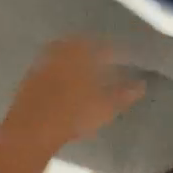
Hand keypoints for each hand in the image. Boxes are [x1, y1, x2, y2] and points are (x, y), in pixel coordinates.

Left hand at [0, 38, 144, 158]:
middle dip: (92, 47)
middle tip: (102, 56)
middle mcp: (63, 52)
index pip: (104, 47)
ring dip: (72, 54)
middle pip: (80, 43)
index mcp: (83, 54)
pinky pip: (47, 63)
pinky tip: (60, 78)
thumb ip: (124, 94)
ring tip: (82, 66)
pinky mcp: (29, 75)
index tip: (123, 56)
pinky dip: (57, 67)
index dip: (115, 51)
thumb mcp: (105, 107)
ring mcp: (43, 62)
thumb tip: (142, 85)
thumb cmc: (73, 116)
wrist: (31, 129)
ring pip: (62, 50)